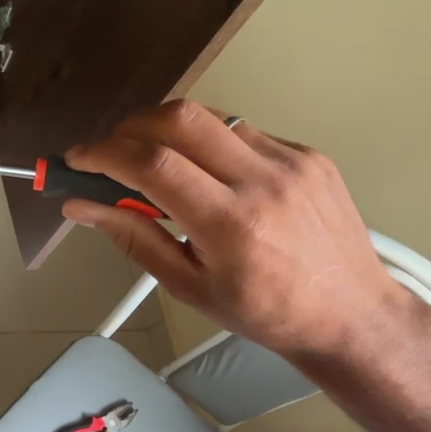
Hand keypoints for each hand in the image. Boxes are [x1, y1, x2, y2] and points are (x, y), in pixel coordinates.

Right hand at [60, 100, 418, 361]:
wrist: (353, 314)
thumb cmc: (264, 311)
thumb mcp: (185, 285)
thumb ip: (131, 236)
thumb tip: (80, 205)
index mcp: (230, 223)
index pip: (153, 163)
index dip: (104, 153)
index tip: (77, 160)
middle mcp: (264, 182)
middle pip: (179, 118)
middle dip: (130, 127)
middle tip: (111, 153)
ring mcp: (291, 162)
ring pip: (209, 116)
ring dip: (166, 131)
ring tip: (153, 162)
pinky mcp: (307, 154)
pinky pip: (240, 130)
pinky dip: (205, 142)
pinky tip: (203, 173)